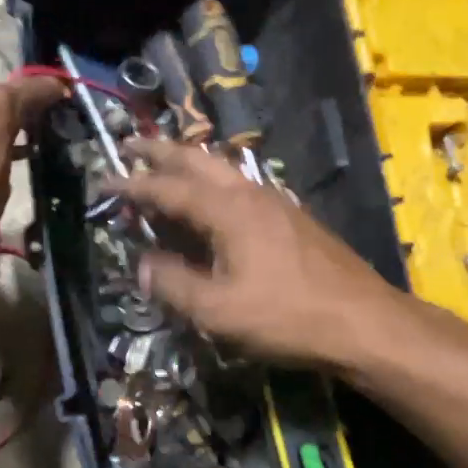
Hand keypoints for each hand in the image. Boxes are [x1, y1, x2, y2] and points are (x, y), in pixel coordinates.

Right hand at [116, 138, 406, 366]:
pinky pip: (241, 186)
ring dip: (190, 163)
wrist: (364, 322)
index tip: (103, 179)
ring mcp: (277, 202)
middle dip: (161, 151)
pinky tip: (215, 201)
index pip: (169, 188)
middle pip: (198, 160)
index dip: (132, 185)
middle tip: (130, 145)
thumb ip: (175, 284)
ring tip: (167, 166)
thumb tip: (142, 264)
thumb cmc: (287, 316)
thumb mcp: (218, 311)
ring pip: (224, 169)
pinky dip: (215, 182)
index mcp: (228, 210)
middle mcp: (251, 194)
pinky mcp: (293, 218)